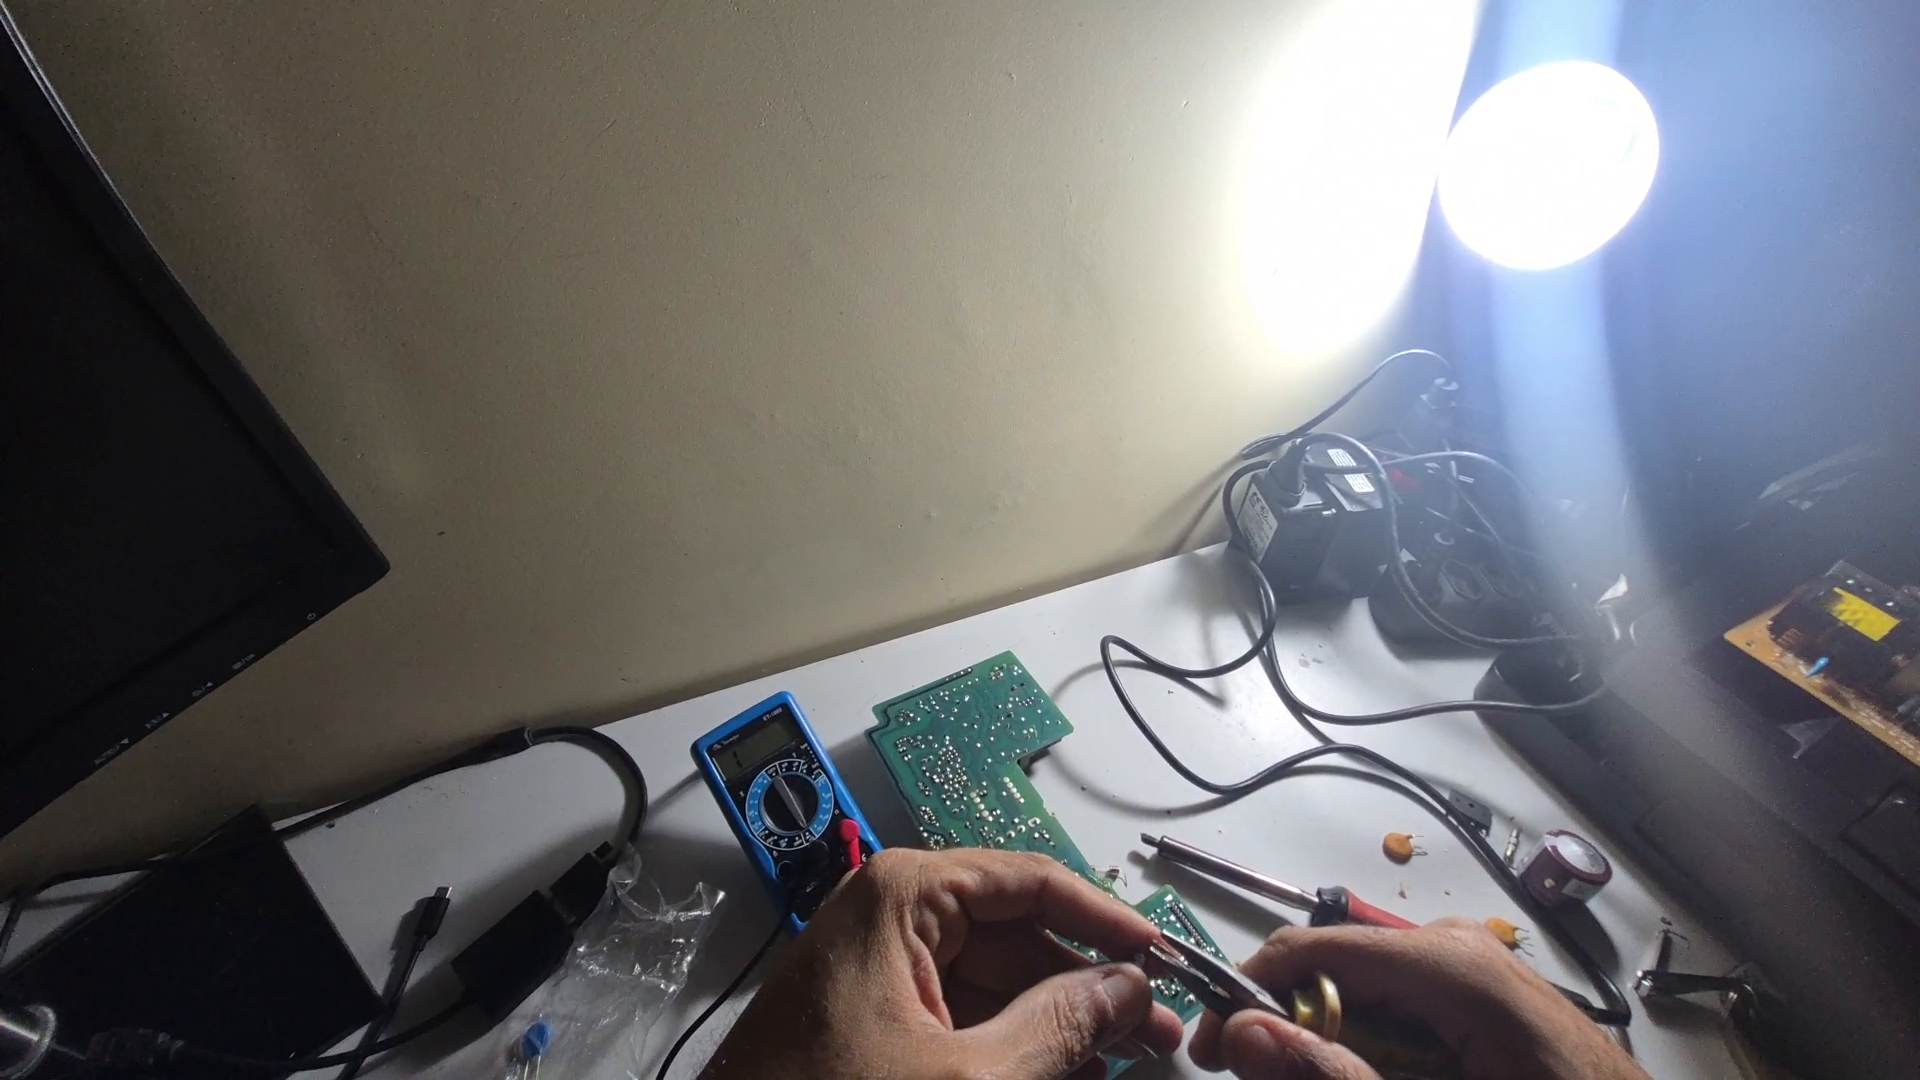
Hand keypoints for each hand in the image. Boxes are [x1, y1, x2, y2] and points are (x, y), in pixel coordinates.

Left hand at [700, 848, 1185, 1079]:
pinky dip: (1015, 1041)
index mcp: (907, 891)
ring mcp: (886, 962)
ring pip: (995, 976)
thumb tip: (1129, 985)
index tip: (1161, 954)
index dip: (1101, 916)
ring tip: (1128, 1051)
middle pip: (1015, 931)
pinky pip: (964, 1011)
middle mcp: (896, 910)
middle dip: (1085, 981)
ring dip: (1058, 1017)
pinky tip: (1067, 1067)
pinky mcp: (880, 1013)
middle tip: (1158, 1026)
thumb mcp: (968, 1076)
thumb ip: (1058, 1025)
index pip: (1026, 878)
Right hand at [1188, 918, 1648, 1079]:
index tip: (1212, 1049)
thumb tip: (1238, 1036)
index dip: (1249, 992)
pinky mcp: (1482, 991)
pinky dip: (1377, 1047)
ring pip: (1363, 991)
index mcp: (1451, 965)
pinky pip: (1399, 1005)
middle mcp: (1455, 945)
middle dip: (1300, 1030)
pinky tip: (1388, 1077)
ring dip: (1339, 1045)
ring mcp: (1472, 965)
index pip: (1311, 949)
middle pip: (1335, 971)